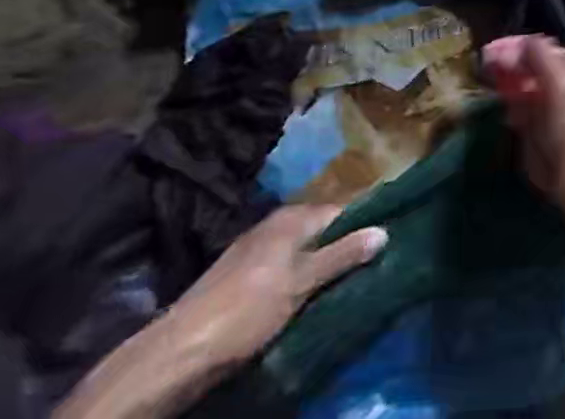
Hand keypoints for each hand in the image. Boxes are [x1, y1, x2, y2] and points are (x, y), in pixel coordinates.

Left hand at [157, 205, 386, 368]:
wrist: (176, 354)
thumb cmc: (248, 308)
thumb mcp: (303, 281)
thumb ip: (344, 253)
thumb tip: (385, 230)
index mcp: (291, 217)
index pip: (343, 210)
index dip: (366, 223)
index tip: (387, 239)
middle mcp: (273, 226)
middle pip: (322, 230)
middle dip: (345, 244)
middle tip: (373, 262)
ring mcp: (253, 251)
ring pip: (303, 250)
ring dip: (322, 262)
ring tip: (347, 279)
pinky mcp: (240, 277)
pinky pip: (285, 267)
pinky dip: (301, 276)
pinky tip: (310, 293)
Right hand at [481, 35, 564, 250]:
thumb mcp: (533, 150)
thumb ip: (525, 114)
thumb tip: (520, 100)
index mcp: (564, 83)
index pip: (535, 48)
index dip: (514, 51)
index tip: (500, 60)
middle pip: (560, 53)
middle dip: (539, 63)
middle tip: (524, 80)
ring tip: (554, 94)